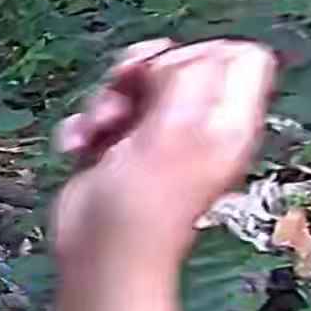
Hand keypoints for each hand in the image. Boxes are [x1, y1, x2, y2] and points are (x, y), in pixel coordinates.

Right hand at [50, 39, 275, 310]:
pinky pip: (96, 122)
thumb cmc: (138, 208)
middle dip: (137, 74)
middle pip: (176, 69)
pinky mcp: (109, 156)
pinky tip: (74, 147)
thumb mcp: (171, 137)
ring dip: (100, 105)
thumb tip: (172, 60)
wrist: (99, 256)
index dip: (195, 54)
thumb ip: (184, 84)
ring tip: (91, 131)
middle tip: (118, 87)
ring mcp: (149, 143)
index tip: (159, 75)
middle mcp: (191, 128)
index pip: (236, 57)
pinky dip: (79, 129)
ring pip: (129, 94)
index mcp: (223, 121)